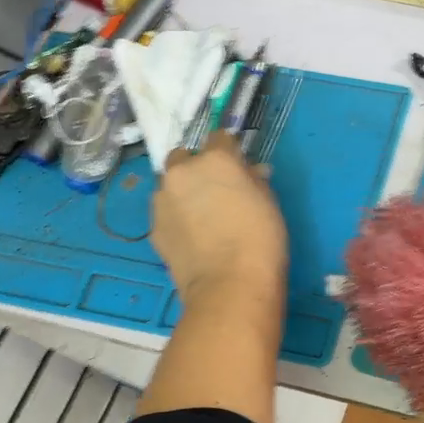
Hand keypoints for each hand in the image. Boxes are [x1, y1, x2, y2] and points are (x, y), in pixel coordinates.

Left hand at [152, 132, 287, 305]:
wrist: (230, 285)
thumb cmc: (261, 240)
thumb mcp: (269, 204)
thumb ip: (255, 181)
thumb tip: (252, 172)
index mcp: (215, 160)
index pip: (219, 137)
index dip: (229, 150)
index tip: (238, 165)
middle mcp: (182, 172)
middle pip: (183, 157)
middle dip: (196, 168)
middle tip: (215, 191)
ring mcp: (162, 200)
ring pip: (170, 186)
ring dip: (183, 193)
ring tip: (202, 218)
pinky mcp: (154, 227)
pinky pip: (166, 213)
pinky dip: (177, 218)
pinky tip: (193, 237)